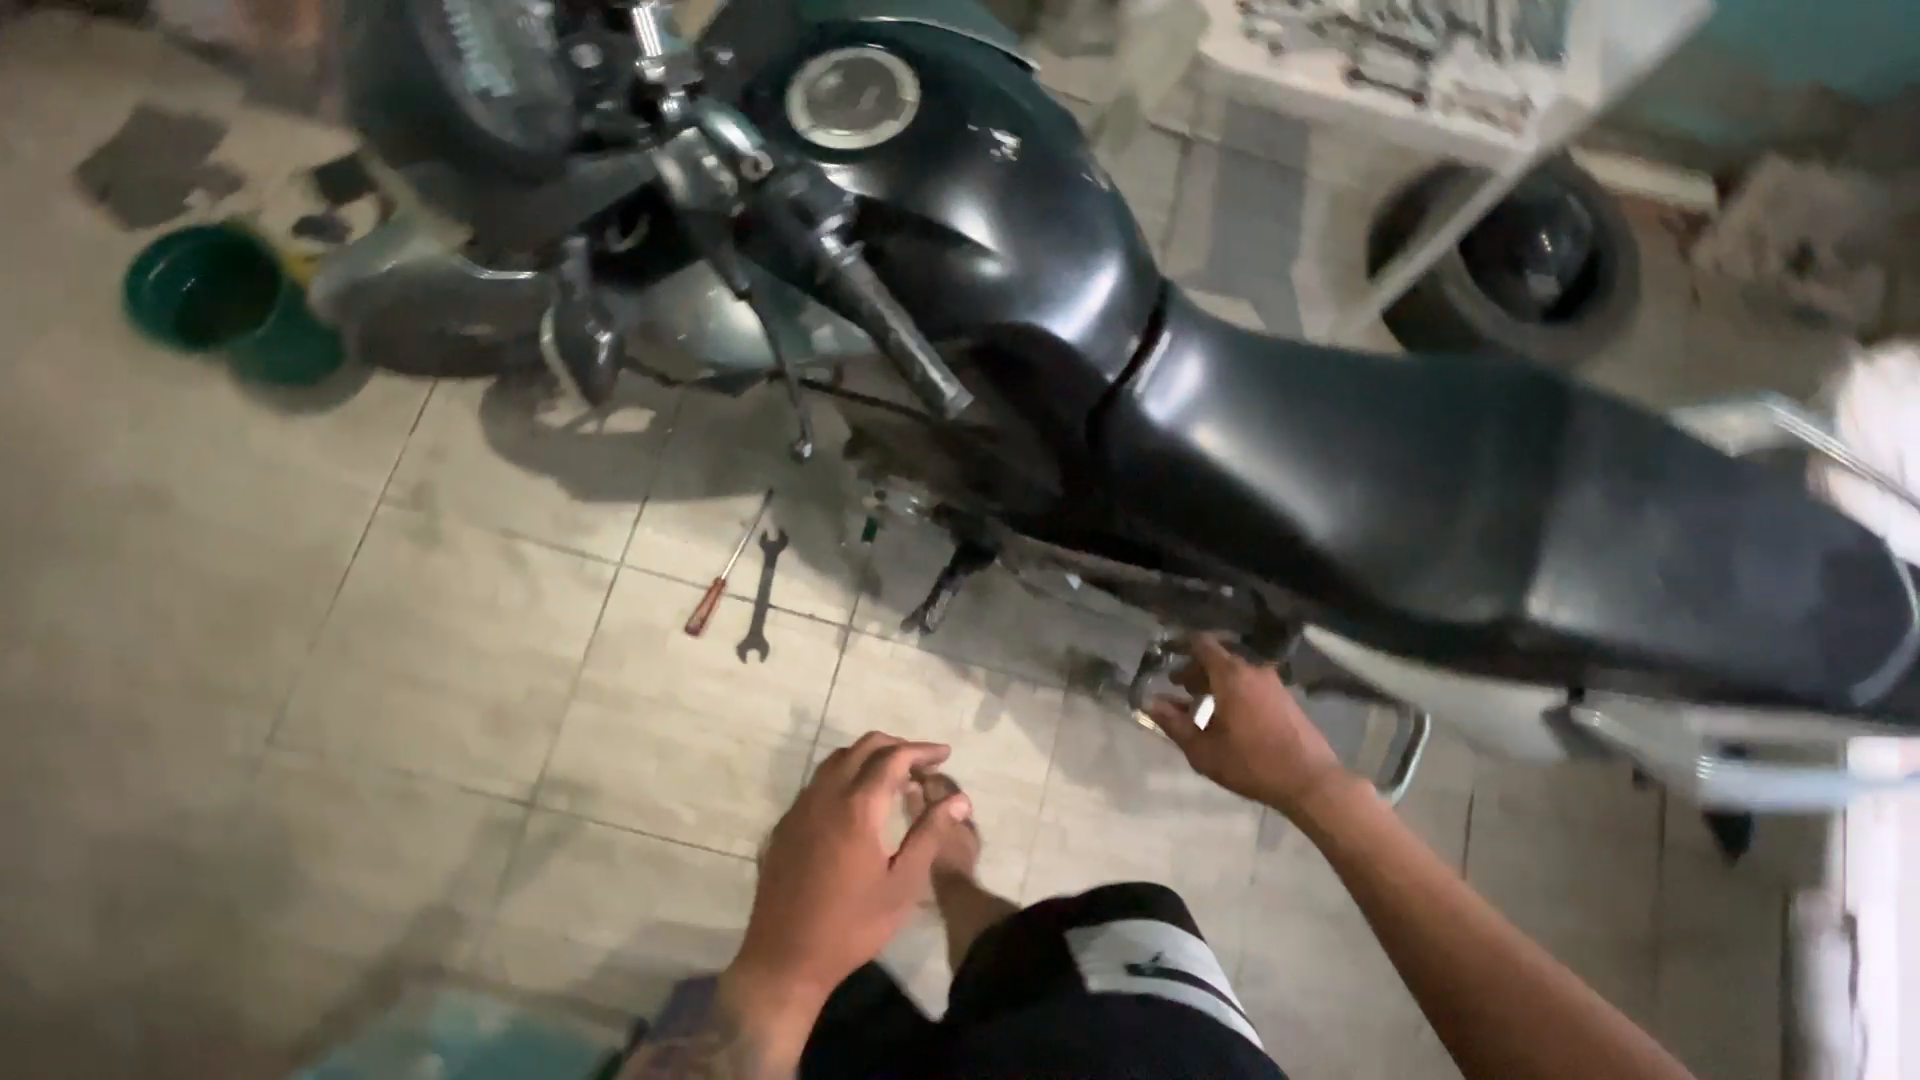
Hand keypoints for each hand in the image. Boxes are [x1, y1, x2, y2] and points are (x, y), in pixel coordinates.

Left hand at [728, 732, 972, 1008]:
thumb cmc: (852, 926)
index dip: (921, 750)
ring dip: (868, 757)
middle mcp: (825, 795)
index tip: (944, 753)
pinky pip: (818, 782)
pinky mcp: (785, 824)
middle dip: (896, 746)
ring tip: (895, 778)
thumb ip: (930, 834)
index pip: (893, 758)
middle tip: (922, 762)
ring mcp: (800, 808)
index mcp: (857, 807)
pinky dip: (845, 775)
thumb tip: (959, 799)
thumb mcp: (903, 884)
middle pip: (863, 747)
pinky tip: (858, 803)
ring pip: (837, 760)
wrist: (784, 958)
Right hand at [1148, 634, 1350, 817]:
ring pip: (1236, 672)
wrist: (1310, 780)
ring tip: (1200, 706)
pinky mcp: (1286, 698)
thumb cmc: (1251, 763)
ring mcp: (1273, 683)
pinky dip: (1234, 691)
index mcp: (1230, 675)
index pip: (1202, 644)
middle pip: (1218, 658)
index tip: (1165, 656)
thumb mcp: (1203, 750)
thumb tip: (1151, 703)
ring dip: (1215, 683)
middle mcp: (1253, 670)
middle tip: (1178, 688)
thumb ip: (1174, 723)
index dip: (1180, 646)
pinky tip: (1228, 717)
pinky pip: (1251, 684)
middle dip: (1195, 670)